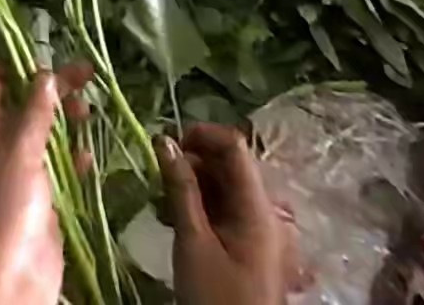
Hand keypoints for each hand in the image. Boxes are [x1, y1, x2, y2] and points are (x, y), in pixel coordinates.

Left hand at [0, 65, 88, 304]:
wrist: (10, 280)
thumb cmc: (7, 206)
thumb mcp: (20, 150)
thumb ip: (34, 111)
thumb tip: (45, 72)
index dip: (13, 60)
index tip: (45, 51)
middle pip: (24, 100)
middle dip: (51, 86)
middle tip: (86, 75)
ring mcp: (20, 168)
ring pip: (44, 130)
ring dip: (65, 118)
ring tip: (89, 110)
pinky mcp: (41, 195)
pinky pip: (58, 165)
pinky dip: (73, 156)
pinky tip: (89, 155)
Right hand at [157, 125, 290, 304]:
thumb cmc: (215, 299)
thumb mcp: (192, 241)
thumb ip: (180, 187)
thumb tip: (162, 139)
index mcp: (259, 208)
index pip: (234, 145)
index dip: (200, 135)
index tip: (167, 146)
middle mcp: (264, 212)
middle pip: (227, 164)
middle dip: (189, 163)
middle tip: (158, 179)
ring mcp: (258, 229)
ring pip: (222, 185)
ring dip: (189, 184)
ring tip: (161, 203)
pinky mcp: (248, 244)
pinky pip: (223, 207)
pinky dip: (197, 204)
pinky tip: (172, 218)